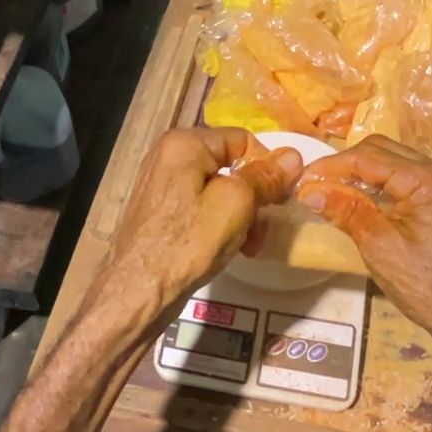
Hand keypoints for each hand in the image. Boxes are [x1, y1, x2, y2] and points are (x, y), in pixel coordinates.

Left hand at [103, 128, 303, 324]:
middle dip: (254, 196)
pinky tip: (230, 248)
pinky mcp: (159, 211)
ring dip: (241, 214)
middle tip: (266, 227)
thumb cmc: (188, 243)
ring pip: (217, 189)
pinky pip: (200, 206)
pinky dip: (220, 223)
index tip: (283, 198)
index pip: (243, 140)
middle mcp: (168, 155)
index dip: (268, 166)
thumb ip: (265, 177)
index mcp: (185, 143)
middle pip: (230, 165)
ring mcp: (161, 184)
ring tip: (250, 245)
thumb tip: (294, 156)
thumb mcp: (236, 204)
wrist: (138, 291)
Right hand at [294, 136, 431, 364]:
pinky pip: (411, 179)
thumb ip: (346, 210)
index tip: (303, 178)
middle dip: (347, 164)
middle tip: (316, 183)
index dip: (332, 165)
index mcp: (427, 179)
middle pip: (384, 151)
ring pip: (397, 163)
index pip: (369, 157)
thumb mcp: (380, 248)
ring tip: (334, 191)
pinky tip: (365, 201)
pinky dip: (384, 184)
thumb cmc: (429, 288)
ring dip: (365, 173)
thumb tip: (309, 190)